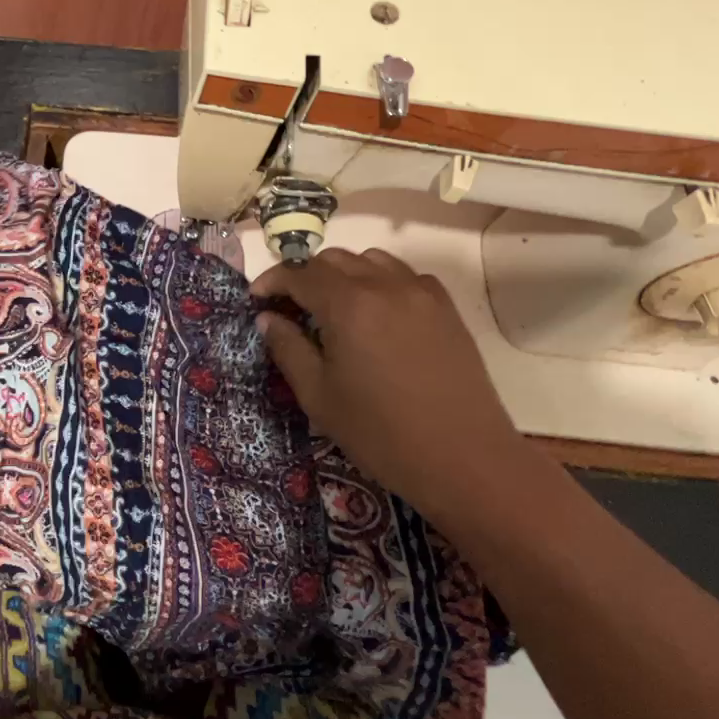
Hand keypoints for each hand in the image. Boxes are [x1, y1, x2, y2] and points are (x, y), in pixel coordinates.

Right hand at [252, 249, 525, 508]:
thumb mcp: (317, 395)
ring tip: (331, 306)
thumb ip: (287, 348)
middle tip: (289, 307)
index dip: (272, 281)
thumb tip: (268, 319)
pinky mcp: (446, 308)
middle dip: (304, 276)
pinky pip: (404, 275)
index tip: (256, 300)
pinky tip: (375, 314)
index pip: (299, 273)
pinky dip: (379, 281)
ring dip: (342, 274)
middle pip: (333, 260)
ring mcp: (421, 293)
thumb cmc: (379, 432)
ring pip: (370, 260)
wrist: (463, 458)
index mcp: (348, 305)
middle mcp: (384, 285)